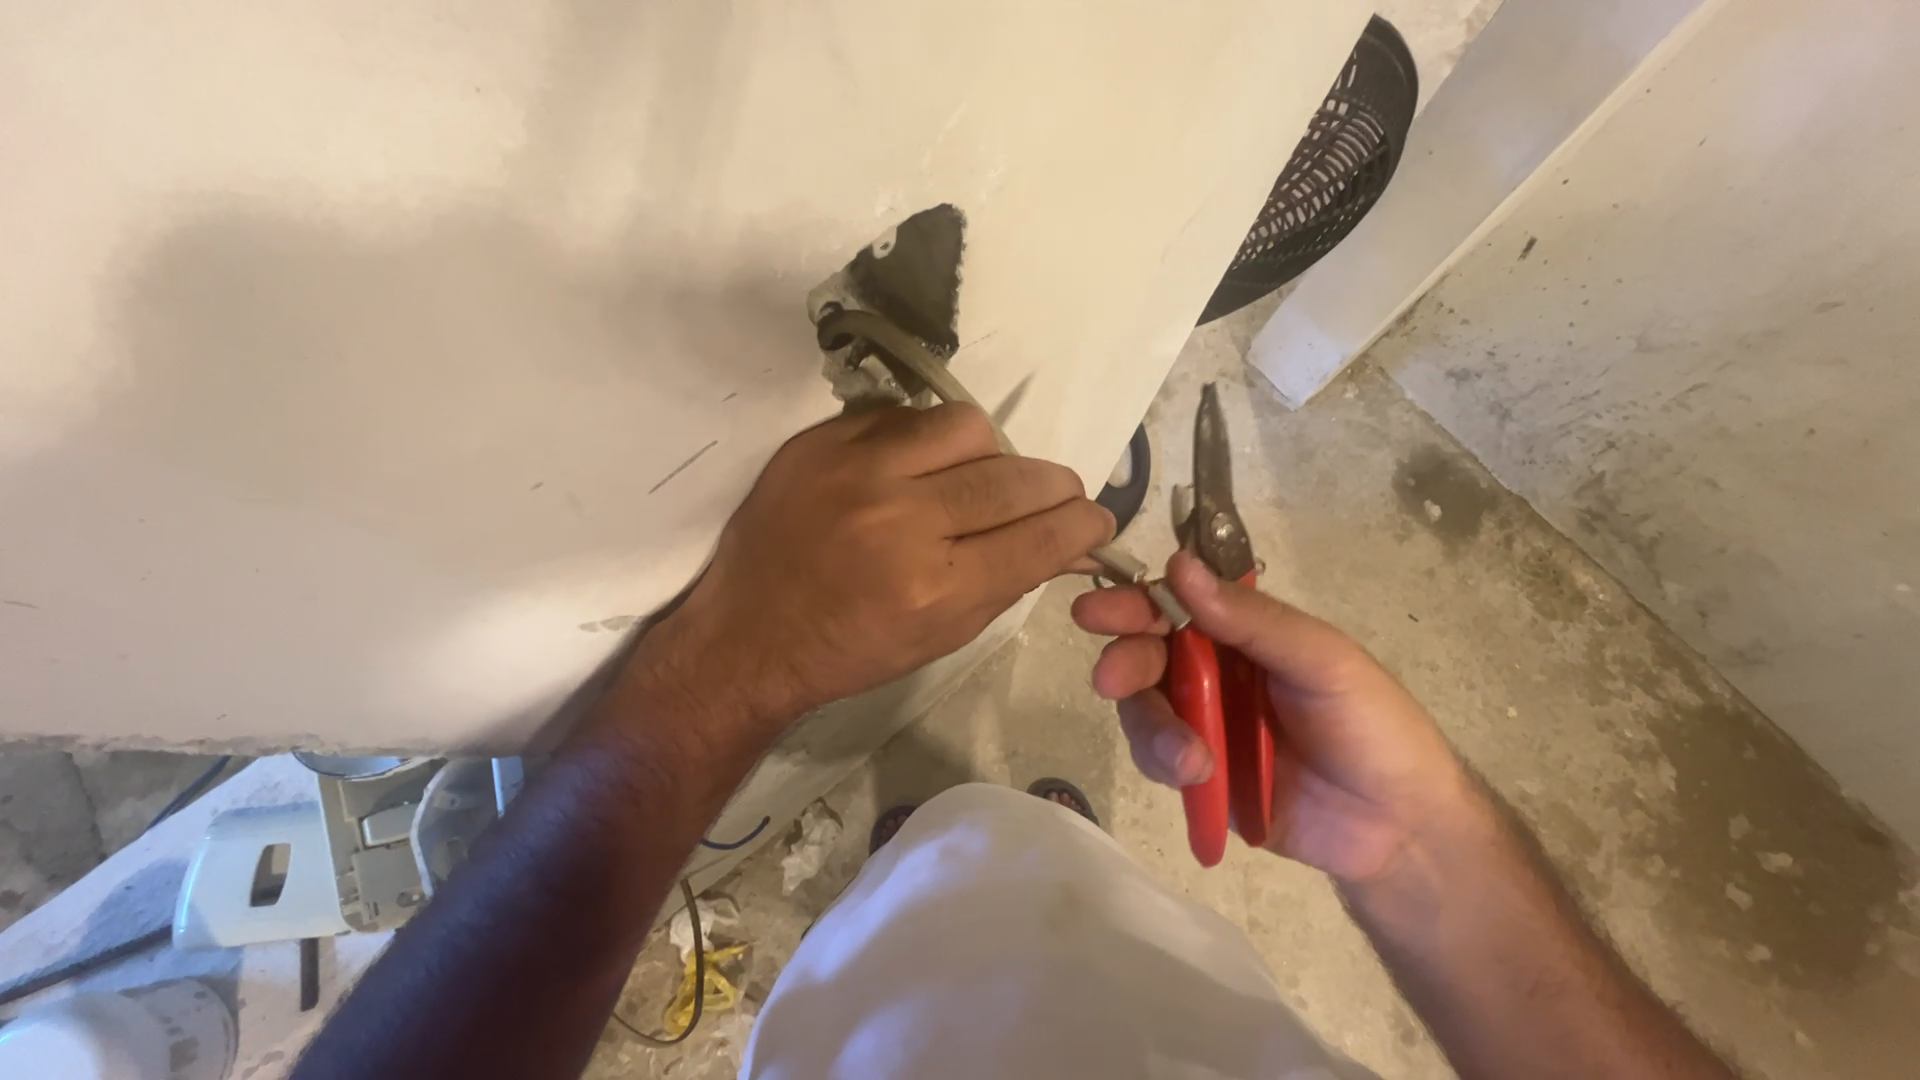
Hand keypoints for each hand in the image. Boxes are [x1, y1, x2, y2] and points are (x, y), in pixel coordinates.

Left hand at [621, 404, 1114, 745]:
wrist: (749, 633)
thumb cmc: (850, 650)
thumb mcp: (941, 635)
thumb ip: (1011, 580)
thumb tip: (1071, 541)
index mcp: (932, 586)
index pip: (1040, 536)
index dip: (1083, 525)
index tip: (1095, 520)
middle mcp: (899, 518)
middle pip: (1013, 477)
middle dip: (1056, 487)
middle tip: (1060, 495)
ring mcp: (856, 469)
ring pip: (967, 427)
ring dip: (992, 454)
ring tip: (980, 478)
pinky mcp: (823, 440)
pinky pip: (907, 417)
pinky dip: (930, 441)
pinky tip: (921, 468)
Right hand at [1071, 551, 1472, 884]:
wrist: (1399, 830)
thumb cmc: (1373, 726)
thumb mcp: (1322, 661)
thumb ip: (1251, 619)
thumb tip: (1177, 565)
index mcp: (1241, 632)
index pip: (1176, 604)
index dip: (1134, 603)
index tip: (1096, 611)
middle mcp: (1212, 670)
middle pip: (1146, 654)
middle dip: (1125, 664)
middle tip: (1110, 681)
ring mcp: (1202, 723)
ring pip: (1143, 709)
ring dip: (1152, 727)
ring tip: (1189, 760)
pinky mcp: (1197, 773)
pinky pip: (1157, 759)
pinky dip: (1165, 764)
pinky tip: (1196, 778)